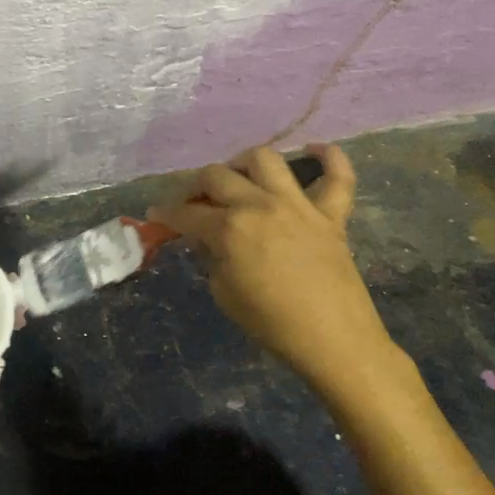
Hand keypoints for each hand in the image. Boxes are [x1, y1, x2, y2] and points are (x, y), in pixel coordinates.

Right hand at [148, 143, 394, 387]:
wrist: (336, 344)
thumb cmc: (273, 325)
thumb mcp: (224, 294)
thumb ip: (212, 258)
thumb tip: (209, 240)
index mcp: (229, 229)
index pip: (187, 214)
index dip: (167, 214)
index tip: (156, 215)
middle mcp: (260, 205)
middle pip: (216, 175)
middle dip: (195, 186)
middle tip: (192, 202)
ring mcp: (298, 206)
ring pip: (266, 159)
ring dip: (244, 163)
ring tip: (239, 177)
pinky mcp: (332, 215)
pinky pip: (339, 177)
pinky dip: (330, 158)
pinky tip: (316, 150)